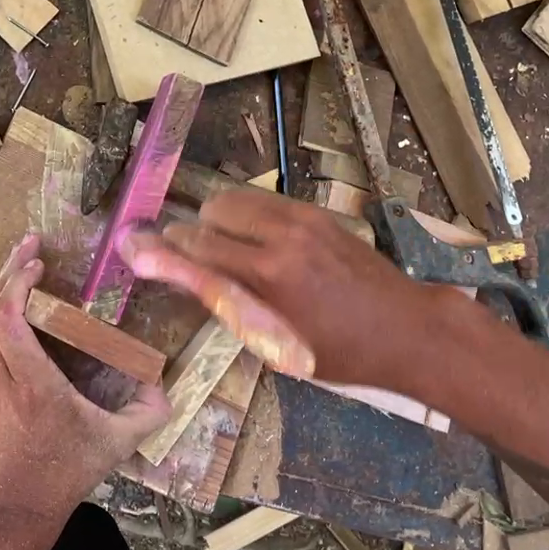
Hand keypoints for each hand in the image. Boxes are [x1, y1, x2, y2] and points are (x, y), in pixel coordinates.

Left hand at [0, 234, 169, 521]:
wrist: (13, 509)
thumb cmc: (64, 472)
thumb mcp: (112, 445)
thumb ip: (144, 415)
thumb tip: (168, 388)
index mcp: (31, 385)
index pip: (7, 319)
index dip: (16, 283)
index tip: (38, 263)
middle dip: (9, 271)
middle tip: (30, 244)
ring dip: (1, 289)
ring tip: (22, 264)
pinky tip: (12, 303)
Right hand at [124, 190, 446, 390]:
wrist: (409, 328)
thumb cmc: (342, 353)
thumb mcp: (279, 343)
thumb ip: (229, 303)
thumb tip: (184, 279)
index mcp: (268, 276)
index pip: (198, 247)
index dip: (165, 247)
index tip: (139, 244)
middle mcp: (280, 236)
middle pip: (211, 211)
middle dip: (197, 232)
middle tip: (199, 256)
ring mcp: (300, 217)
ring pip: (234, 197)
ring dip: (221, 219)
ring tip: (229, 246)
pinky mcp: (315, 210)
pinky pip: (262, 199)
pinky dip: (248, 215)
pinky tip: (259, 239)